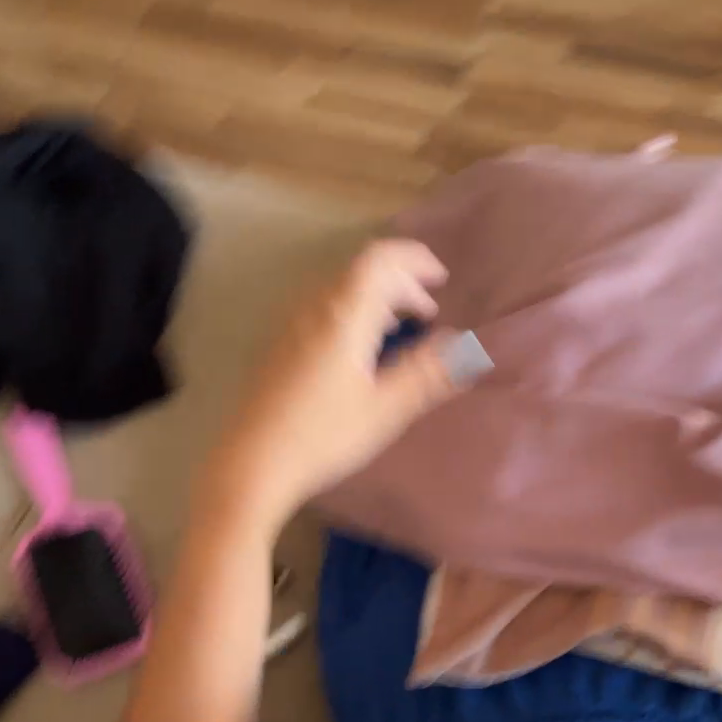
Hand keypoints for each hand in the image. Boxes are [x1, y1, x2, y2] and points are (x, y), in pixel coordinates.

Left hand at [205, 239, 473, 523]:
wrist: (252, 462)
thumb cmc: (324, 435)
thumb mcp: (385, 409)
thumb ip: (428, 374)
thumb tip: (469, 348)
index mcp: (344, 314)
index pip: (381, 259)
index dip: (415, 259)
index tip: (441, 277)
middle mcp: (314, 307)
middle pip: (361, 272)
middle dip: (401, 284)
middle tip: (428, 313)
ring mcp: (291, 325)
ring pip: (340, 291)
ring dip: (376, 299)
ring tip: (400, 329)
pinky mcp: (278, 345)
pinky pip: (323, 310)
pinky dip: (352, 314)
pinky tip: (359, 350)